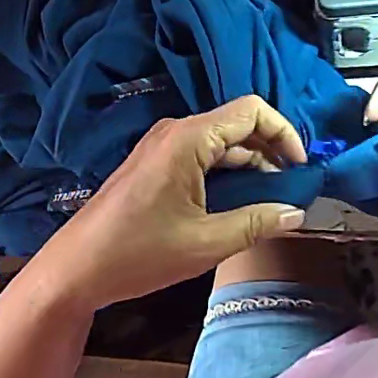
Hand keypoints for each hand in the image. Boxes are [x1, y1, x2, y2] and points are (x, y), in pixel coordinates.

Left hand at [31, 96, 308, 310]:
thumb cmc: (138, 253)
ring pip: (219, 143)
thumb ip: (257, 222)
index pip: (251, 110)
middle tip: (292, 189)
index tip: (301, 168)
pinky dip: (226, 173)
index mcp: (188, 138)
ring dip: (249, 165)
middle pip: (237, 125)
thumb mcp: (206, 242)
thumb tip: (296, 213)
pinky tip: (238, 203)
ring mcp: (161, 146)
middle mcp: (175, 132)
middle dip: (270, 152)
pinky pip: (200, 156)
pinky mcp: (154, 163)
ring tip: (272, 201)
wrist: (76, 267)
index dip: (284, 133)